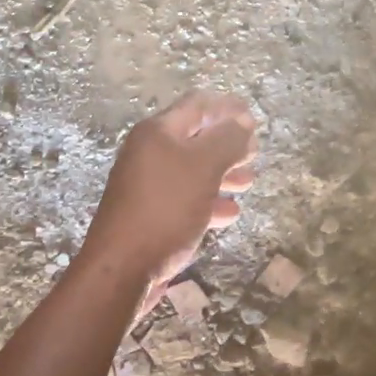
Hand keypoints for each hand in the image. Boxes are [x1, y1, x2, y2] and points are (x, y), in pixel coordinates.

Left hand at [81, 92, 257, 297]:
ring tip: (249, 182)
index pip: (198, 105)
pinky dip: (209, 200)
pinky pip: (185, 198)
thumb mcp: (203, 167)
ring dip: (222, 172)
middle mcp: (148, 152)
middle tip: (255, 153)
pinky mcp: (149, 215)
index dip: (228, 107)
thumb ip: (227, 140)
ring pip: (192, 169)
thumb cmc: (165, 209)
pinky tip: (229, 214)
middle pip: (195, 137)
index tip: (254, 118)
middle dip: (227, 143)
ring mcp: (147, 185)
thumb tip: (242, 124)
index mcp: (158, 132)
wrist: (121, 271)